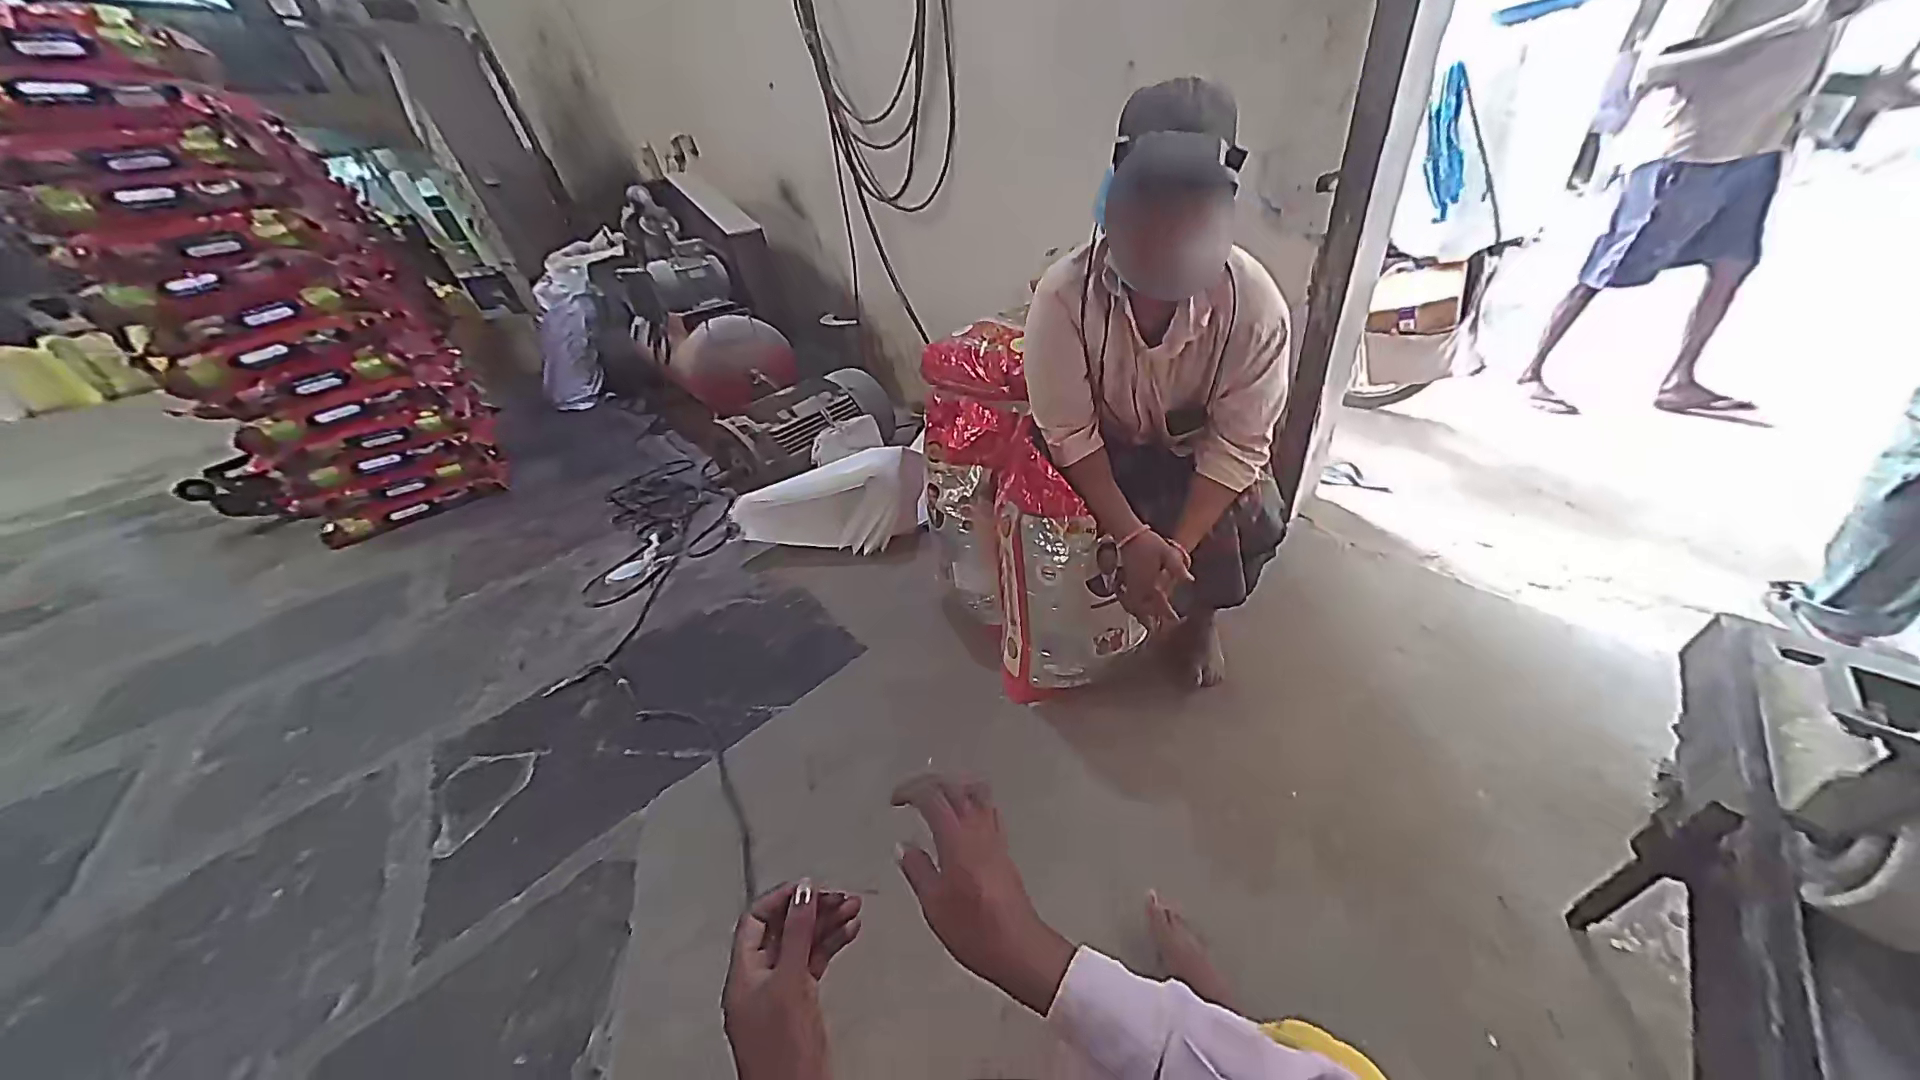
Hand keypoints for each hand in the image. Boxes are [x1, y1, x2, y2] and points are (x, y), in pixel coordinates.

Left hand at [723, 881, 855, 1079]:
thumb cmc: (780, 1056)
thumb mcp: (789, 981)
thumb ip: (797, 933)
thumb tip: (802, 892)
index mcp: (743, 974)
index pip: (755, 920)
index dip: (781, 899)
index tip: (807, 887)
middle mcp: (759, 979)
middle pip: (782, 928)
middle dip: (811, 908)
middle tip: (836, 896)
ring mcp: (780, 990)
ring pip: (802, 942)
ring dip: (827, 922)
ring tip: (851, 906)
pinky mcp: (799, 1001)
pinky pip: (814, 960)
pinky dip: (832, 943)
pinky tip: (848, 930)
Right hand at [892, 775, 1075, 1015]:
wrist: (1018, 947)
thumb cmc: (973, 929)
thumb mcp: (933, 904)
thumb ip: (918, 869)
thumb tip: (905, 848)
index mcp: (956, 838)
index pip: (932, 797)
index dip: (911, 791)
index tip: (896, 800)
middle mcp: (977, 829)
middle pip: (955, 786)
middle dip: (929, 782)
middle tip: (911, 793)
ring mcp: (994, 835)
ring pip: (976, 792)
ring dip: (953, 786)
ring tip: (935, 798)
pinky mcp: (1004, 847)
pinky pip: (988, 809)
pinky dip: (972, 801)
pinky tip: (962, 818)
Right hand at [1119, 530, 1192, 628]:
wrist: (1128, 535)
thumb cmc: (1149, 543)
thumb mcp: (1168, 554)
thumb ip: (1178, 569)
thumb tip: (1191, 582)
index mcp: (1152, 583)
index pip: (1161, 604)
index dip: (1168, 614)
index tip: (1175, 621)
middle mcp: (1139, 588)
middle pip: (1145, 611)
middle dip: (1151, 622)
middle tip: (1157, 631)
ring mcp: (1129, 585)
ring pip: (1134, 607)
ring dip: (1140, 617)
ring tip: (1146, 624)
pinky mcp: (1123, 580)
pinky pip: (1127, 599)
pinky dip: (1131, 607)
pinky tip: (1133, 608)